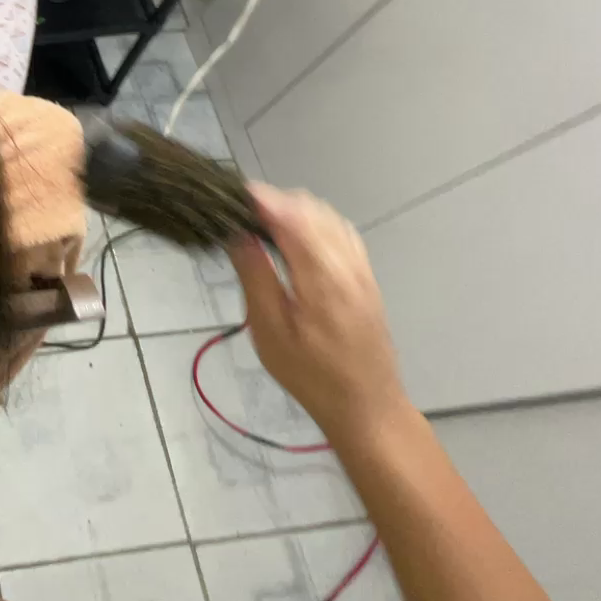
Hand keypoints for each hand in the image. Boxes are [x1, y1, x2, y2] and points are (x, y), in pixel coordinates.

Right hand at [227, 183, 412, 444]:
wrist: (367, 407)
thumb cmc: (310, 374)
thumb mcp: (270, 331)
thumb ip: (256, 277)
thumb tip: (238, 235)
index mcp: (323, 279)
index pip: (295, 220)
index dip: (264, 200)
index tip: (233, 194)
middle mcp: (348, 267)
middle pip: (314, 211)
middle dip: (276, 201)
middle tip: (239, 211)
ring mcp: (361, 271)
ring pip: (330, 218)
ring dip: (296, 209)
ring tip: (261, 219)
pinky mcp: (365, 278)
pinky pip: (342, 233)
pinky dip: (315, 222)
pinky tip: (294, 233)